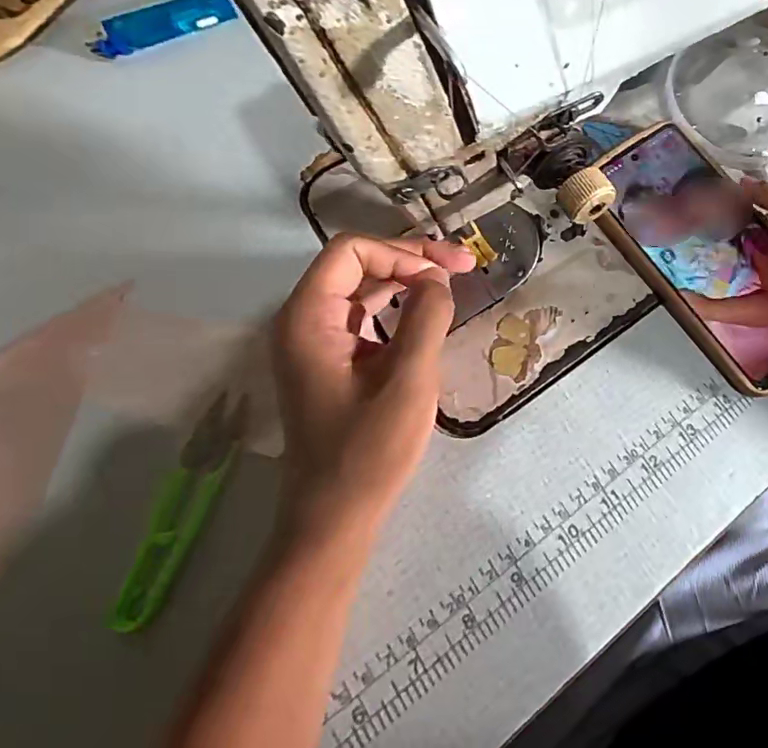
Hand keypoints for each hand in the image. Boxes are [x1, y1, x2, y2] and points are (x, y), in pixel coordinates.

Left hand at [271, 234, 476, 542]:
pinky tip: (431, 312)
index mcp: (307, 320)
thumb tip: (437, 278)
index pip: (351, 252)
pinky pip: (366, 314)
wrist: (336, 515)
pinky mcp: (333, 361)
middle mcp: (304, 322)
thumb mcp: (408, 380)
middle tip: (464, 264)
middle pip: (357, 263)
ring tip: (454, 278)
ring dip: (409, 277)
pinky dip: (401, 303)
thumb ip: (426, 319)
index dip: (402, 252)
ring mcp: (316, 342)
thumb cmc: (369, 450)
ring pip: (363, 286)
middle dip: (411, 258)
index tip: (446, 274)